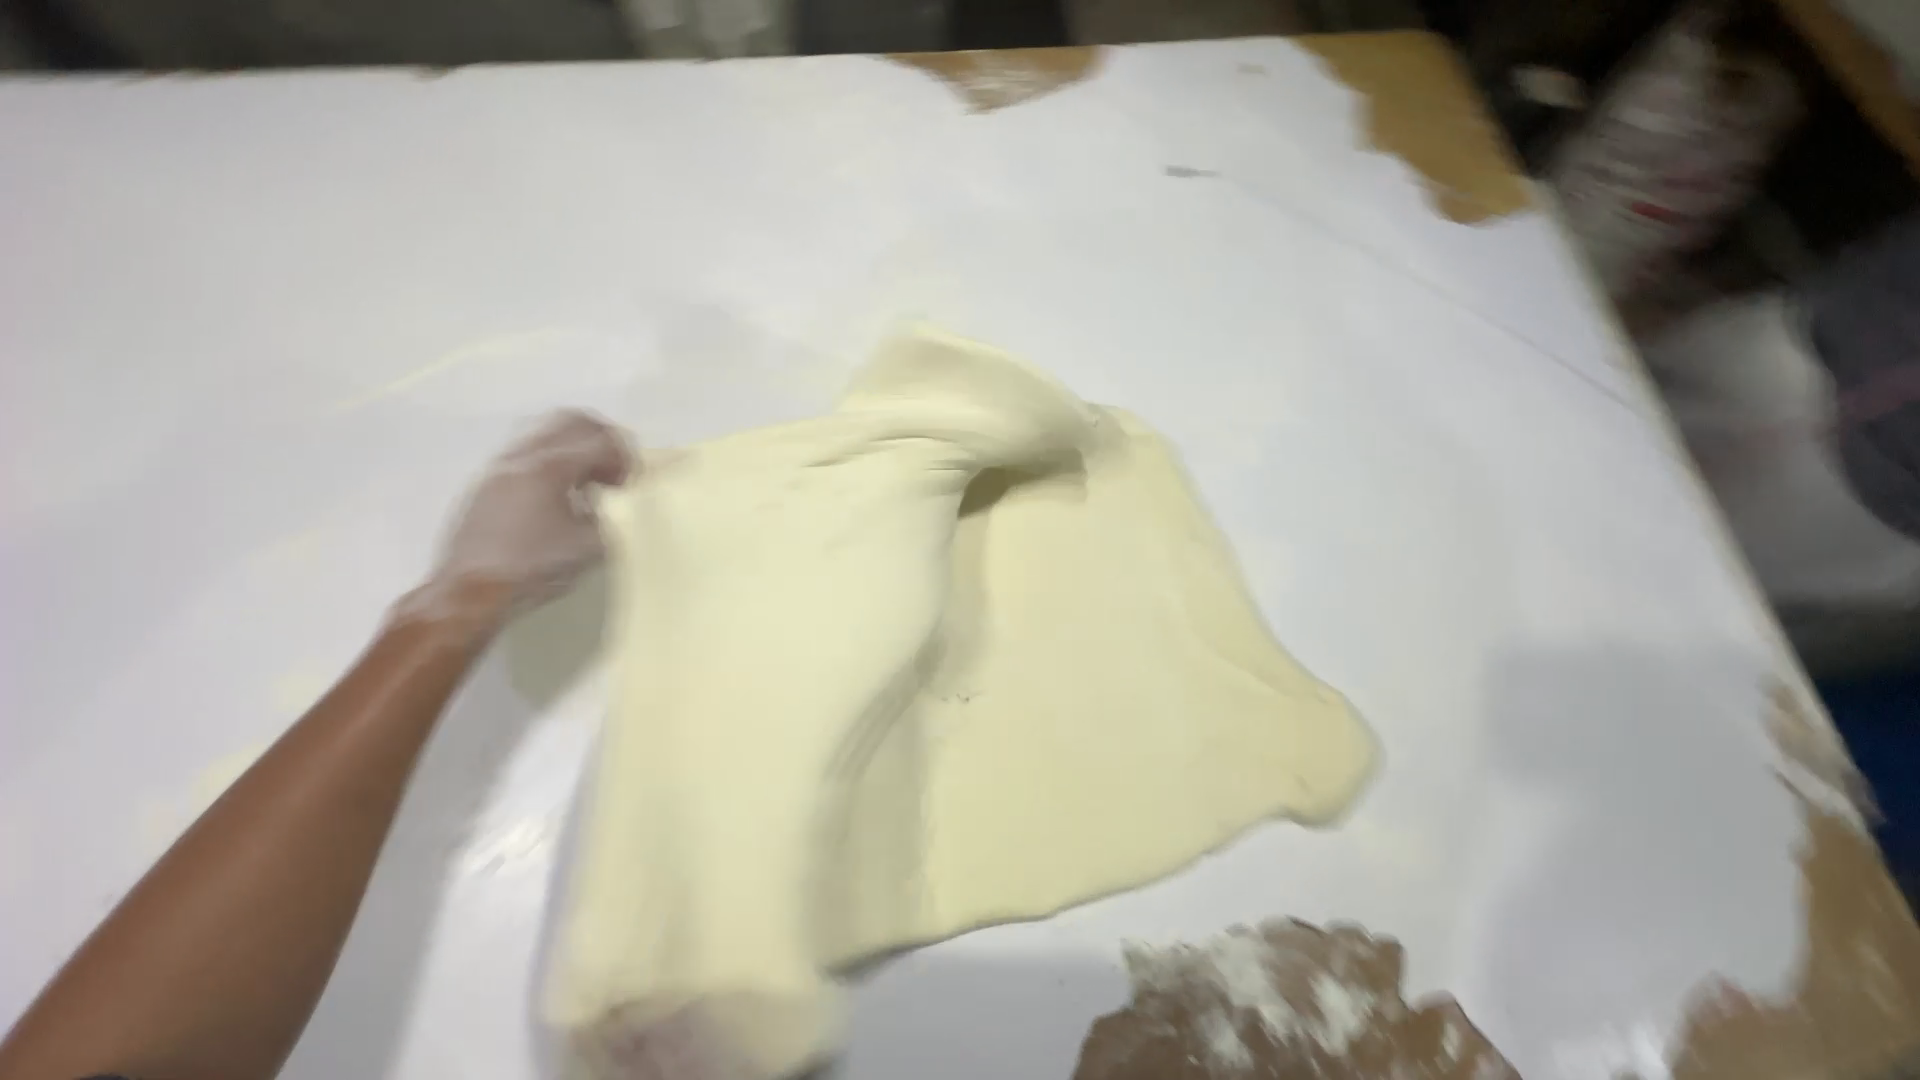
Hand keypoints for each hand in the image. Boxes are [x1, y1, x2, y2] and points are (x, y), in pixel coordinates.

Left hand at [408, 410, 631, 624]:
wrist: (467, 593)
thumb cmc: (534, 569)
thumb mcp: (589, 548)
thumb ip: (608, 517)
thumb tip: (610, 504)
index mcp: (549, 468)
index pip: (601, 441)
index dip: (624, 459)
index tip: (628, 486)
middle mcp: (521, 456)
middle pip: (570, 420)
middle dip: (601, 438)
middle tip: (614, 468)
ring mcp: (498, 467)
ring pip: (544, 433)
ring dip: (573, 449)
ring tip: (586, 481)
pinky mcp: (485, 484)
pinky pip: (526, 454)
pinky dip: (551, 462)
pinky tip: (556, 497)